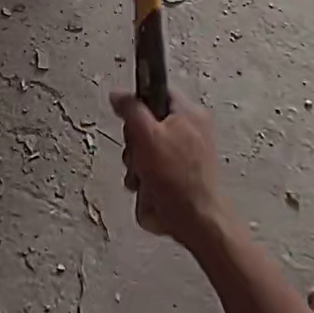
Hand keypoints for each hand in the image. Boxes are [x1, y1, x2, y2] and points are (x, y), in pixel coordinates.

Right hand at [112, 92, 231, 248]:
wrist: (195, 221)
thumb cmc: (177, 178)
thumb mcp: (146, 135)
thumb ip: (130, 109)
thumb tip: (118, 94)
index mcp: (189, 112)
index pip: (156, 90)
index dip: (138, 103)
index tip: (129, 118)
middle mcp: (192, 130)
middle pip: (147, 122)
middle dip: (135, 142)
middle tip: (139, 154)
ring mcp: (187, 154)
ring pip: (147, 148)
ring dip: (137, 164)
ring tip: (145, 176)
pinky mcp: (181, 174)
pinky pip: (154, 168)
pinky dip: (147, 179)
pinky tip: (150, 188)